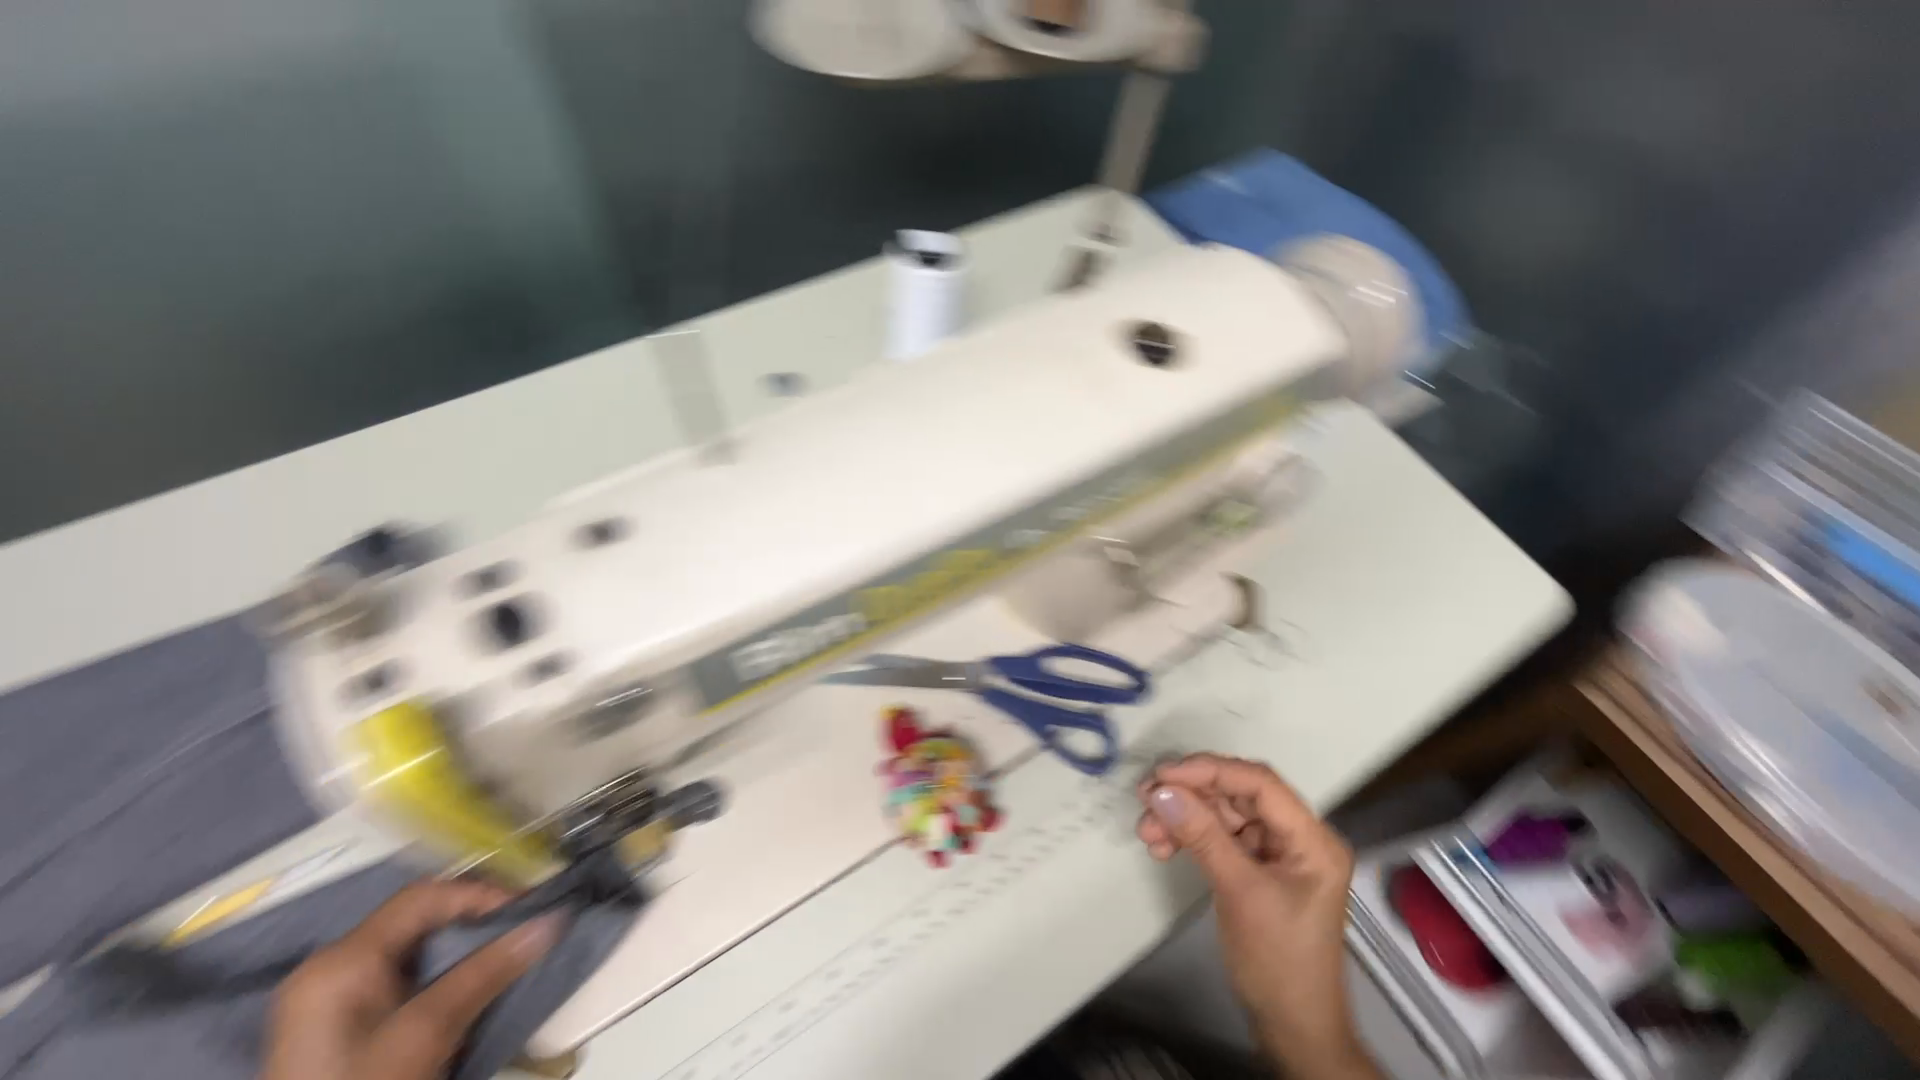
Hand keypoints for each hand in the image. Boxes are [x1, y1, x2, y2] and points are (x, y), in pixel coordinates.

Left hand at [263, 880, 563, 1079]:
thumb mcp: (426, 1034)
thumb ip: (485, 973)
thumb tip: (548, 923)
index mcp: (342, 959)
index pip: (423, 897)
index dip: (481, 895)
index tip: (531, 912)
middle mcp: (332, 968)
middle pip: (419, 921)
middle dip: (476, 923)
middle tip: (525, 933)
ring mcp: (331, 999)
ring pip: (415, 951)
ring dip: (464, 951)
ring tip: (509, 959)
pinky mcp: (341, 1027)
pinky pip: (403, 979)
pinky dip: (443, 977)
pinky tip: (470, 993)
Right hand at [1137, 754, 1376, 1079]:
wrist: (1292, 1028)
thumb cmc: (1279, 961)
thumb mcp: (1239, 892)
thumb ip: (1202, 836)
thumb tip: (1161, 791)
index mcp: (1312, 839)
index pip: (1259, 783)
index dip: (1210, 770)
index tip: (1163, 775)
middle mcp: (1297, 838)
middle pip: (1238, 795)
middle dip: (1190, 795)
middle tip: (1146, 799)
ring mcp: (1276, 854)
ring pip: (1223, 816)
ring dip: (1183, 818)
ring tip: (1147, 832)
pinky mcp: (1256, 870)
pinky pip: (1219, 839)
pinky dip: (1190, 838)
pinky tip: (1163, 846)